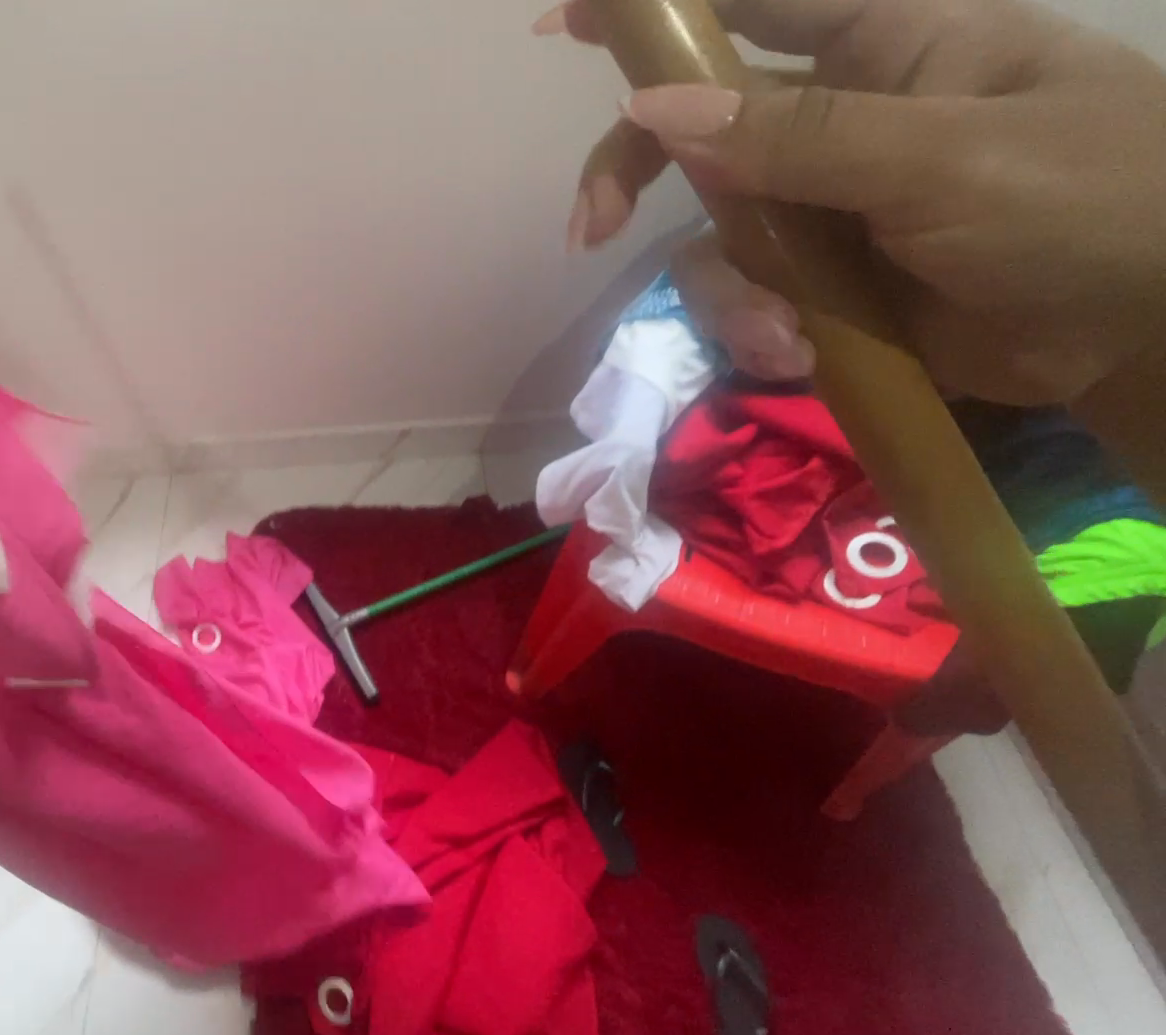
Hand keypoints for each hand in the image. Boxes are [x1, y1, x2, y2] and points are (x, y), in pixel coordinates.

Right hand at [543, 0, 1165, 404]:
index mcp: (880, 51)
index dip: (657, 13)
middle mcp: (827, 127)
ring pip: (706, 238)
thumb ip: (795, 135)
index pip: (750, 7)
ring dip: (726, 296)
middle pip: (687, 132)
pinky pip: (738, 300)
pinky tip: (801, 357)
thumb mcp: (944, 156)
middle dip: (627, 176)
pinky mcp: (808, 285)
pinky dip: (754, 332)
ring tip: (778, 337)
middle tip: (590, 230)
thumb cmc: (1091, 202)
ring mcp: (812, 212)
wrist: (1144, 333)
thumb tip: (651, 108)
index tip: (569, 23)